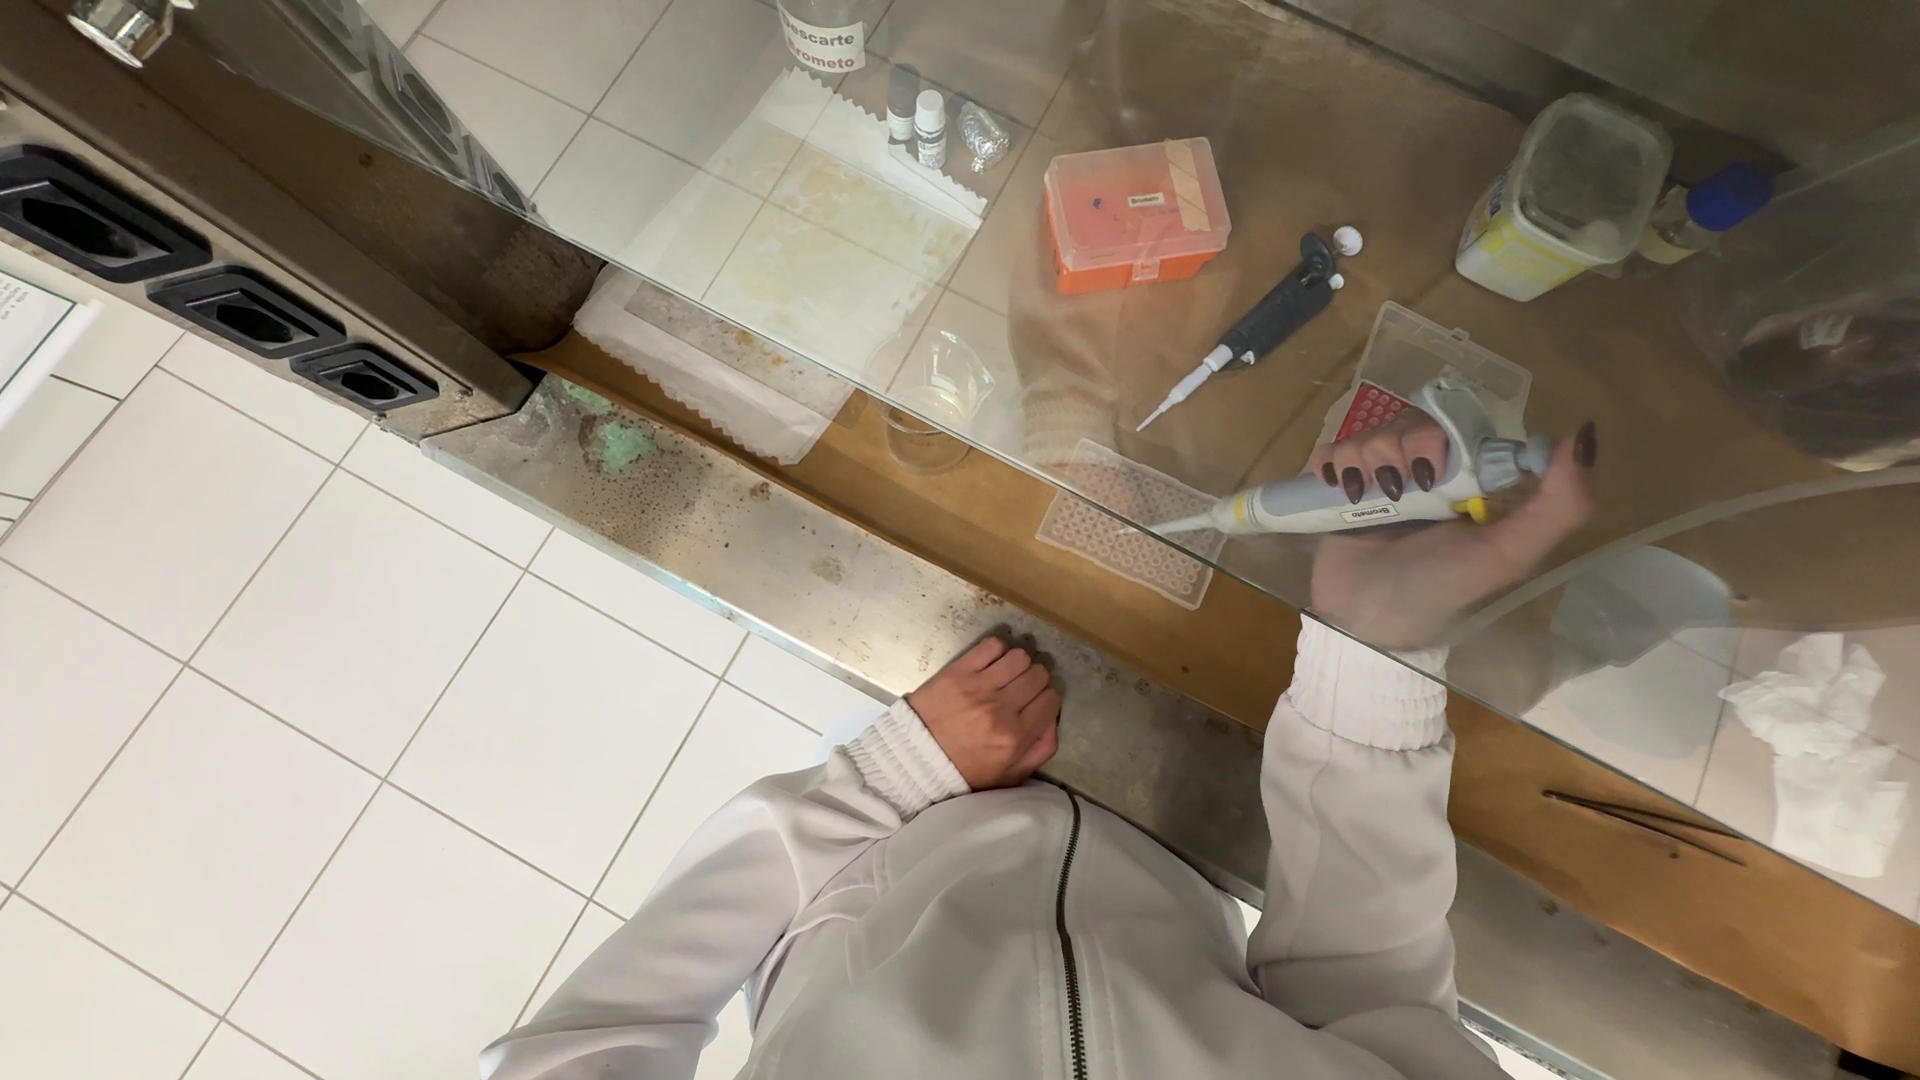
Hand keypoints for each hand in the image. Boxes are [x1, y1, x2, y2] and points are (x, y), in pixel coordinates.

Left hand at [907, 637, 1061, 789]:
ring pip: (1019, 657)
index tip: (1036, 703)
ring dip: (1017, 664)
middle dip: (1035, 681)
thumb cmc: (963, 770)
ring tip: (1006, 674)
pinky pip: (992, 646)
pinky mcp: (957, 671)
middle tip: (1021, 688)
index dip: (1047, 700)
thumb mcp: (1008, 775)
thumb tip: (1053, 720)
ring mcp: (978, 687)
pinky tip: (990, 663)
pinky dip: (997, 650)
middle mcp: (1001, 709)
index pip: (1051, 701)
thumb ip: (1040, 750)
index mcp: (1015, 737)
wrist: (914, 758)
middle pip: (1038, 675)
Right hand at [1309, 422, 1597, 648]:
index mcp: (1469, 485)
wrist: (1364, 618)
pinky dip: (1332, 463)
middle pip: (1411, 423)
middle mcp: (1424, 477)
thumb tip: (1583, 434)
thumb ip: (1558, 506)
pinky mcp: (1338, 491)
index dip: (1449, 435)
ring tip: (1367, 497)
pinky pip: (1331, 452)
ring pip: (1370, 435)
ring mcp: (1378, 482)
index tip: (1440, 465)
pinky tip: (1339, 488)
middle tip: (1401, 488)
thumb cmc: (1436, 588)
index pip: (1463, 428)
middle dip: (1403, 447)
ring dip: (1365, 459)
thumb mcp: (1506, 555)